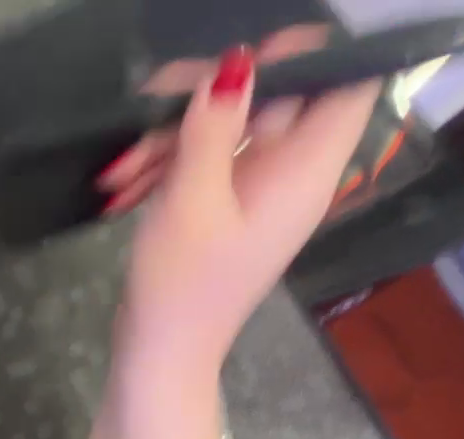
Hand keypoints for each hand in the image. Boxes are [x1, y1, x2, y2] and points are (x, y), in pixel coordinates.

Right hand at [110, 35, 378, 363]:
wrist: (159, 356)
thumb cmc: (181, 286)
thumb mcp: (190, 202)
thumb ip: (213, 129)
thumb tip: (235, 62)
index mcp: (307, 166)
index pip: (346, 79)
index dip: (305, 56)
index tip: (238, 63)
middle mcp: (291, 171)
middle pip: (269, 101)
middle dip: (202, 105)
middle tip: (143, 120)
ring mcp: (254, 191)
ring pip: (225, 133)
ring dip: (167, 143)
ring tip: (116, 177)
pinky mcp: (220, 209)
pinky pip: (203, 165)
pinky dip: (164, 169)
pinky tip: (121, 192)